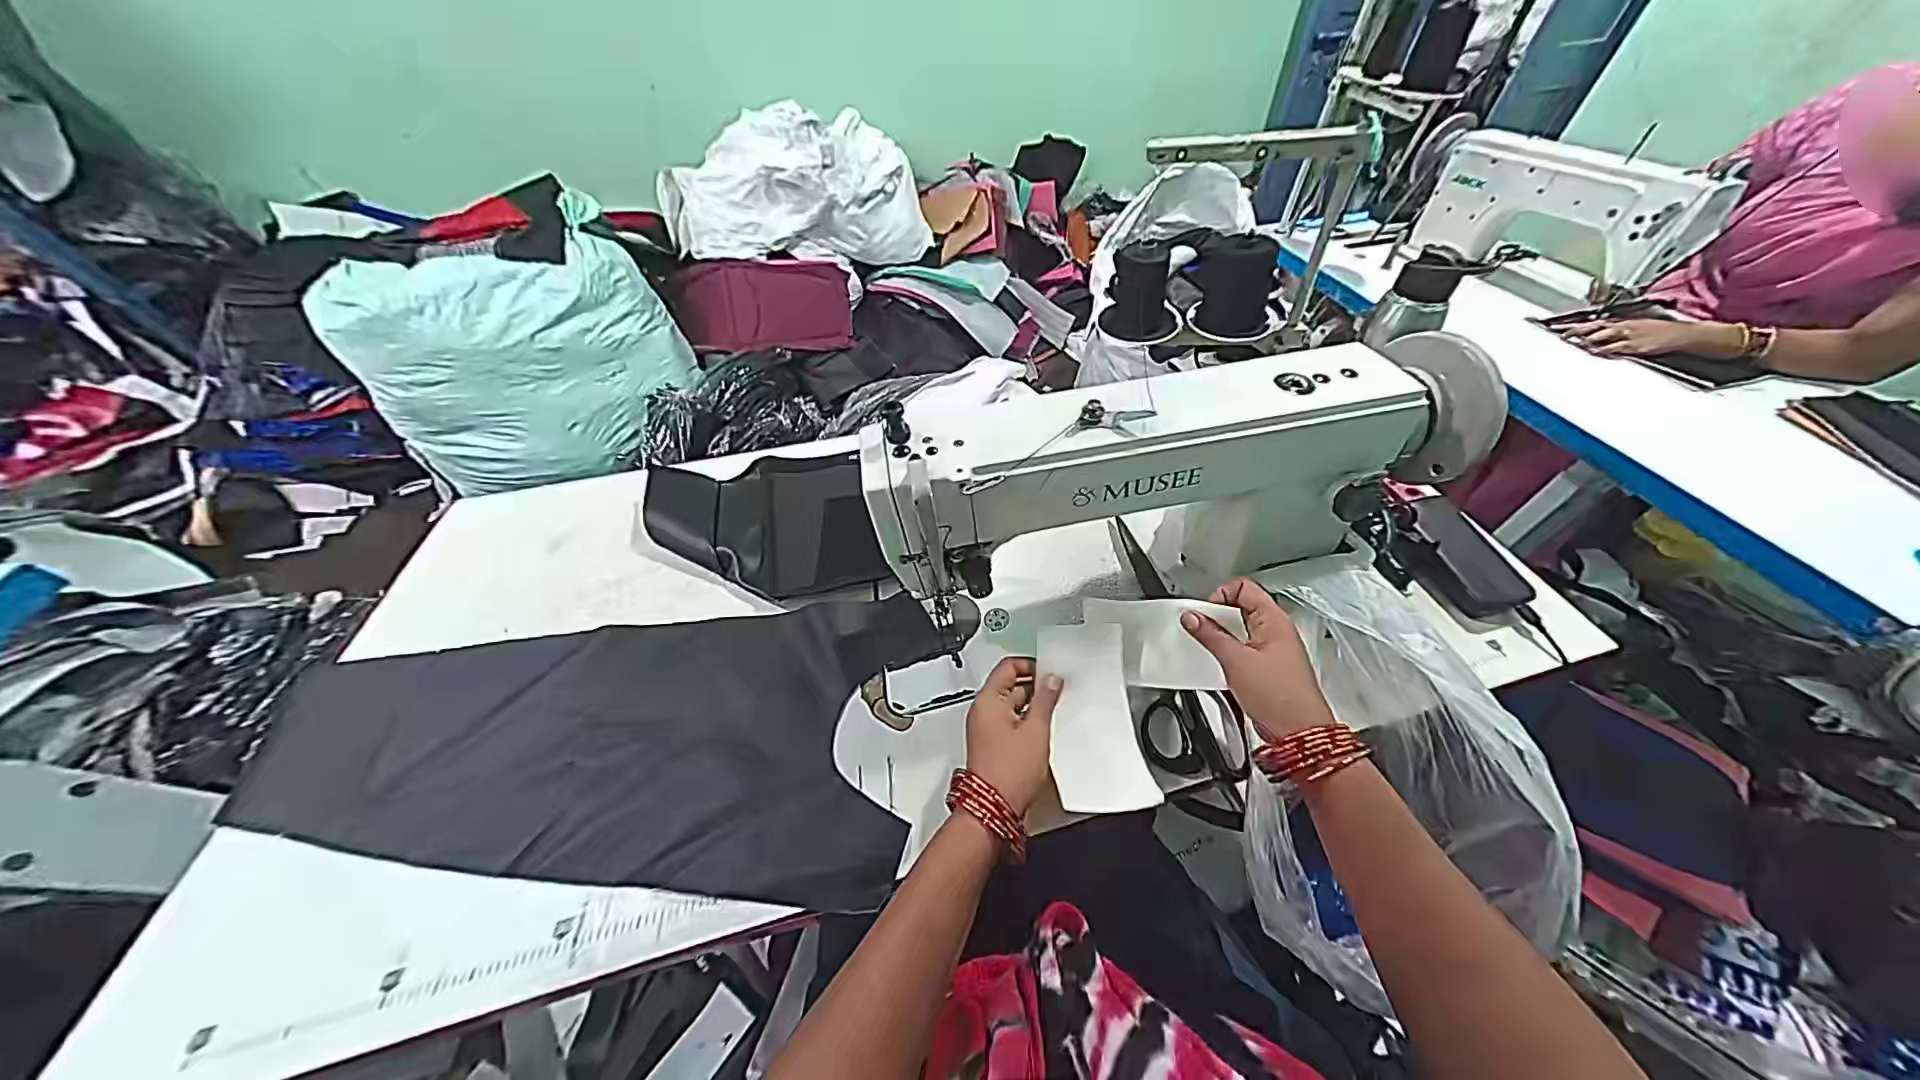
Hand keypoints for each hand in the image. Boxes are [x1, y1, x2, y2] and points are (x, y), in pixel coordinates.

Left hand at [964, 657, 1062, 815]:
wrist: (995, 808)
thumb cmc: (1007, 773)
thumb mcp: (1036, 730)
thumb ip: (1045, 700)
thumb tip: (1051, 680)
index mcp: (988, 700)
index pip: (1008, 666)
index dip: (1031, 666)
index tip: (1051, 674)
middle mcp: (984, 711)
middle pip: (1011, 684)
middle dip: (1035, 688)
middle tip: (1057, 694)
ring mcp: (988, 728)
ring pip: (1013, 704)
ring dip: (1033, 707)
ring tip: (1053, 715)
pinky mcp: (994, 743)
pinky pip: (1012, 722)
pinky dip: (1028, 723)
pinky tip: (1043, 732)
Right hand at [1181, 578, 1337, 740]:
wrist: (1298, 731)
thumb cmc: (1281, 697)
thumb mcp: (1235, 661)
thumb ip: (1210, 635)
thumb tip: (1193, 617)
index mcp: (1274, 620)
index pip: (1243, 588)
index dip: (1221, 596)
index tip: (1205, 613)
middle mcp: (1277, 630)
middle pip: (1241, 606)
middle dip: (1217, 616)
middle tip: (1203, 629)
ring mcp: (1274, 648)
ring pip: (1241, 628)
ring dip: (1223, 635)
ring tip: (1212, 648)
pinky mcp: (1268, 666)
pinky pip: (1244, 648)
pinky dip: (1230, 651)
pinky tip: (1223, 664)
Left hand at [1557, 318, 1742, 358]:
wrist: (1686, 335)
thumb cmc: (1661, 332)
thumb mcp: (1636, 326)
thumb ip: (1613, 332)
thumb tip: (1592, 338)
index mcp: (1622, 322)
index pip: (1593, 322)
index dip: (1574, 325)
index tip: (1557, 327)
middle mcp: (1623, 327)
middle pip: (1592, 328)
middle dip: (1575, 332)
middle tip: (1561, 335)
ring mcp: (1629, 336)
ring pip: (1600, 338)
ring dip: (1586, 342)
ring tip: (1574, 343)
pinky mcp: (1635, 346)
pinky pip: (1614, 350)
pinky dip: (1602, 351)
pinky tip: (1595, 352)